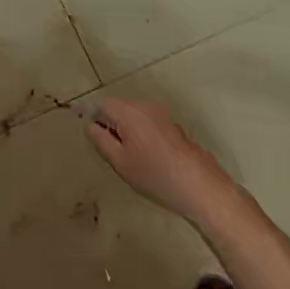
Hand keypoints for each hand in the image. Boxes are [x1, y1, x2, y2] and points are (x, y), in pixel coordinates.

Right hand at [84, 98, 242, 225]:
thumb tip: (90, 126)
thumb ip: (101, 141)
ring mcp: (163, 114)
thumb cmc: (154, 174)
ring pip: (136, 116)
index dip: (97, 119)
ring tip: (134, 160)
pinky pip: (150, 123)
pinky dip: (144, 135)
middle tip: (116, 155)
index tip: (98, 141)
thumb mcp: (120, 162)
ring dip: (130, 131)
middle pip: (120, 108)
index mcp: (130, 111)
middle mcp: (146, 106)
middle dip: (113, 126)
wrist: (198, 184)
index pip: (104, 104)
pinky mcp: (173, 125)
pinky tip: (151, 159)